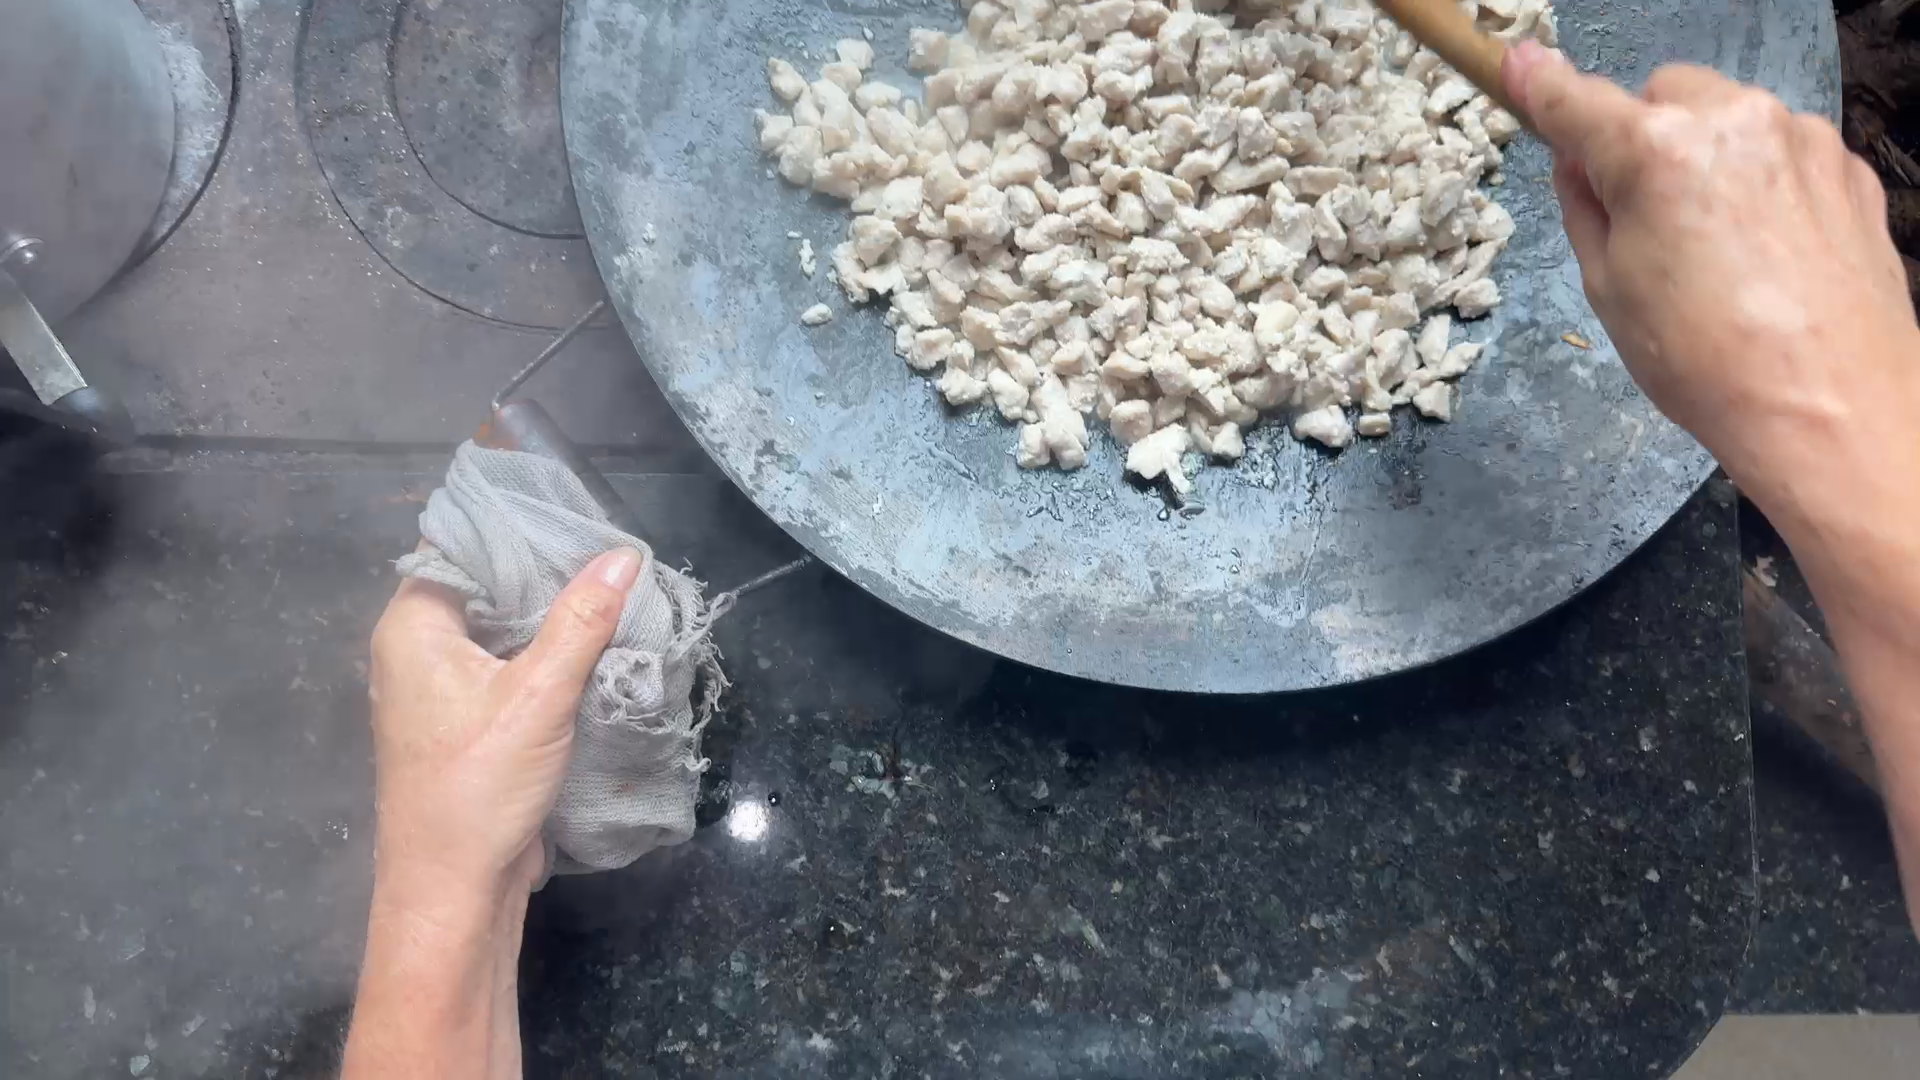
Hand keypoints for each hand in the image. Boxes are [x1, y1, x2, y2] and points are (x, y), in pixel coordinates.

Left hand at [367, 547, 644, 898]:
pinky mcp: (474, 710)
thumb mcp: (539, 694)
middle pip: (486, 582)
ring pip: (504, 620)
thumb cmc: (480, 784)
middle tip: (608, 543)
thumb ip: (582, 620)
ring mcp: (447, 681)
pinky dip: (552, 640)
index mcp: (414, 629)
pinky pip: (514, 654)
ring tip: (614, 578)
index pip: (459, 548)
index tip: (574, 511)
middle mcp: (422, 647)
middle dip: (546, 563)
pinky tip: (598, 633)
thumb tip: (625, 555)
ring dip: (554, 605)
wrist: (457, 886)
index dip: (513, 525)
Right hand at [1502, 43, 1919, 539]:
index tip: (1514, 60)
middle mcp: (1737, 123)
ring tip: (1687, 241)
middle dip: (1631, 132)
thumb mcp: (1604, 283)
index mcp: (1658, 155)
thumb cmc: (1684, 349)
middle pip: (1662, 95)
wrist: (1820, 395)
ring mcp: (1803, 139)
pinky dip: (1738, 175)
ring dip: (1687, 153)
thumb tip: (1579, 159)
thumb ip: (1586, 207)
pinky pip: (1770, 147)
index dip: (1541, 87)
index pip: (1581, 107)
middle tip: (1618, 207)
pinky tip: (1741, 245)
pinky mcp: (1844, 167)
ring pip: (1721, 117)